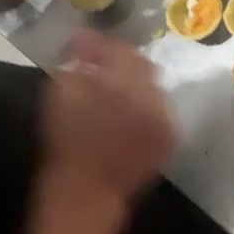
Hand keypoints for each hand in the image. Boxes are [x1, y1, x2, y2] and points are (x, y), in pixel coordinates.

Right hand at [40, 31, 174, 203]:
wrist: (89, 190)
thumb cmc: (67, 143)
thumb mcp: (61, 95)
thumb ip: (76, 64)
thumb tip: (85, 45)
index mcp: (128, 86)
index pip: (123, 50)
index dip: (102, 43)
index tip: (84, 43)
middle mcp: (156, 99)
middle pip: (145, 66)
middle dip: (122, 60)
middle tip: (99, 62)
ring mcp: (168, 119)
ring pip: (156, 88)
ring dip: (135, 83)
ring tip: (112, 88)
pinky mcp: (172, 137)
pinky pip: (162, 111)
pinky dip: (146, 106)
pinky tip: (128, 112)